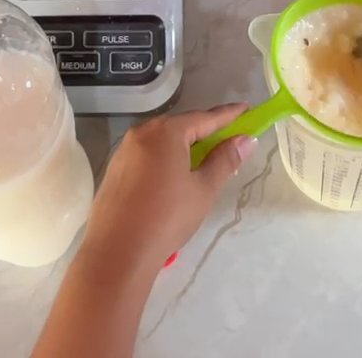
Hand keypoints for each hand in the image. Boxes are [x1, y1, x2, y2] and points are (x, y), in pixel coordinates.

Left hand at [78, 104, 257, 273]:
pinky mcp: (115, 169)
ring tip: (202, 158)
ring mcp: (125, 150)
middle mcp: (143, 133)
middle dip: (204, 131)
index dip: (227, 115)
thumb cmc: (166, 218)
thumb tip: (246, 140)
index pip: (204, 118)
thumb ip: (225, 160)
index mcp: (166, 133)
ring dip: (183, 145)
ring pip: (161, 140)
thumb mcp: (203, 190)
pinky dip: (164, 157)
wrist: (117, 252)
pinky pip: (147, 154)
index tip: (245, 109)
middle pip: (180, 126)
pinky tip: (172, 175)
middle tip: (226, 138)